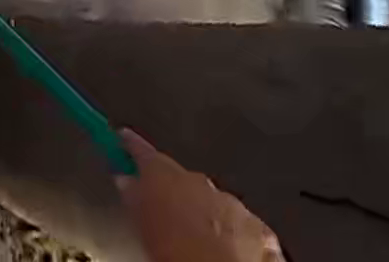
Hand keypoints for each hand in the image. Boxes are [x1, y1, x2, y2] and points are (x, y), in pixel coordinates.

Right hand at [116, 129, 283, 261]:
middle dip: (175, 190)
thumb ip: (132, 192)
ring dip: (206, 212)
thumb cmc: (170, 247)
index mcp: (165, 172)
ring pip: (215, 202)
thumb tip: (130, 184)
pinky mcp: (265, 233)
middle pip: (183, 179)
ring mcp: (236, 207)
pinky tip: (225, 250)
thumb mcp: (137, 217)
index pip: (141, 149)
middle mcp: (201, 182)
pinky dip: (234, 234)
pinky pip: (243, 226)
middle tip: (166, 210)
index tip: (123, 138)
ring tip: (199, 238)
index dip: (130, 144)